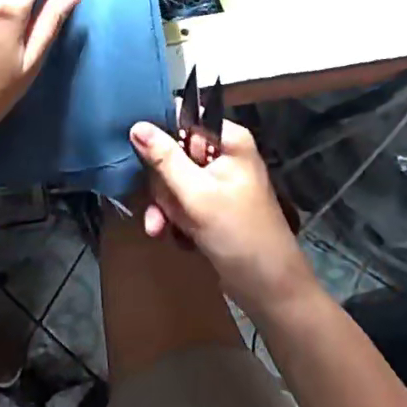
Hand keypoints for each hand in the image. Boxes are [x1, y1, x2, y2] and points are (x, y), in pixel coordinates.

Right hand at [128, 120, 316, 316]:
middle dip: (160, 182)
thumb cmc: (239, 236)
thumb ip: (164, 159)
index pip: (183, 116)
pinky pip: (178, 197)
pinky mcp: (209, 202)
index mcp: (228, 139)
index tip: (137, 152)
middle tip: (160, 205)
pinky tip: (168, 234)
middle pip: (172, 149)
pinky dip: (170, 215)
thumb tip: (136, 126)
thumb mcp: (197, 195)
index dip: (158, 132)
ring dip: (163, 203)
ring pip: (170, 176)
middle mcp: (222, 152)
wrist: (270, 291)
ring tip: (161, 227)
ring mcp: (215, 179)